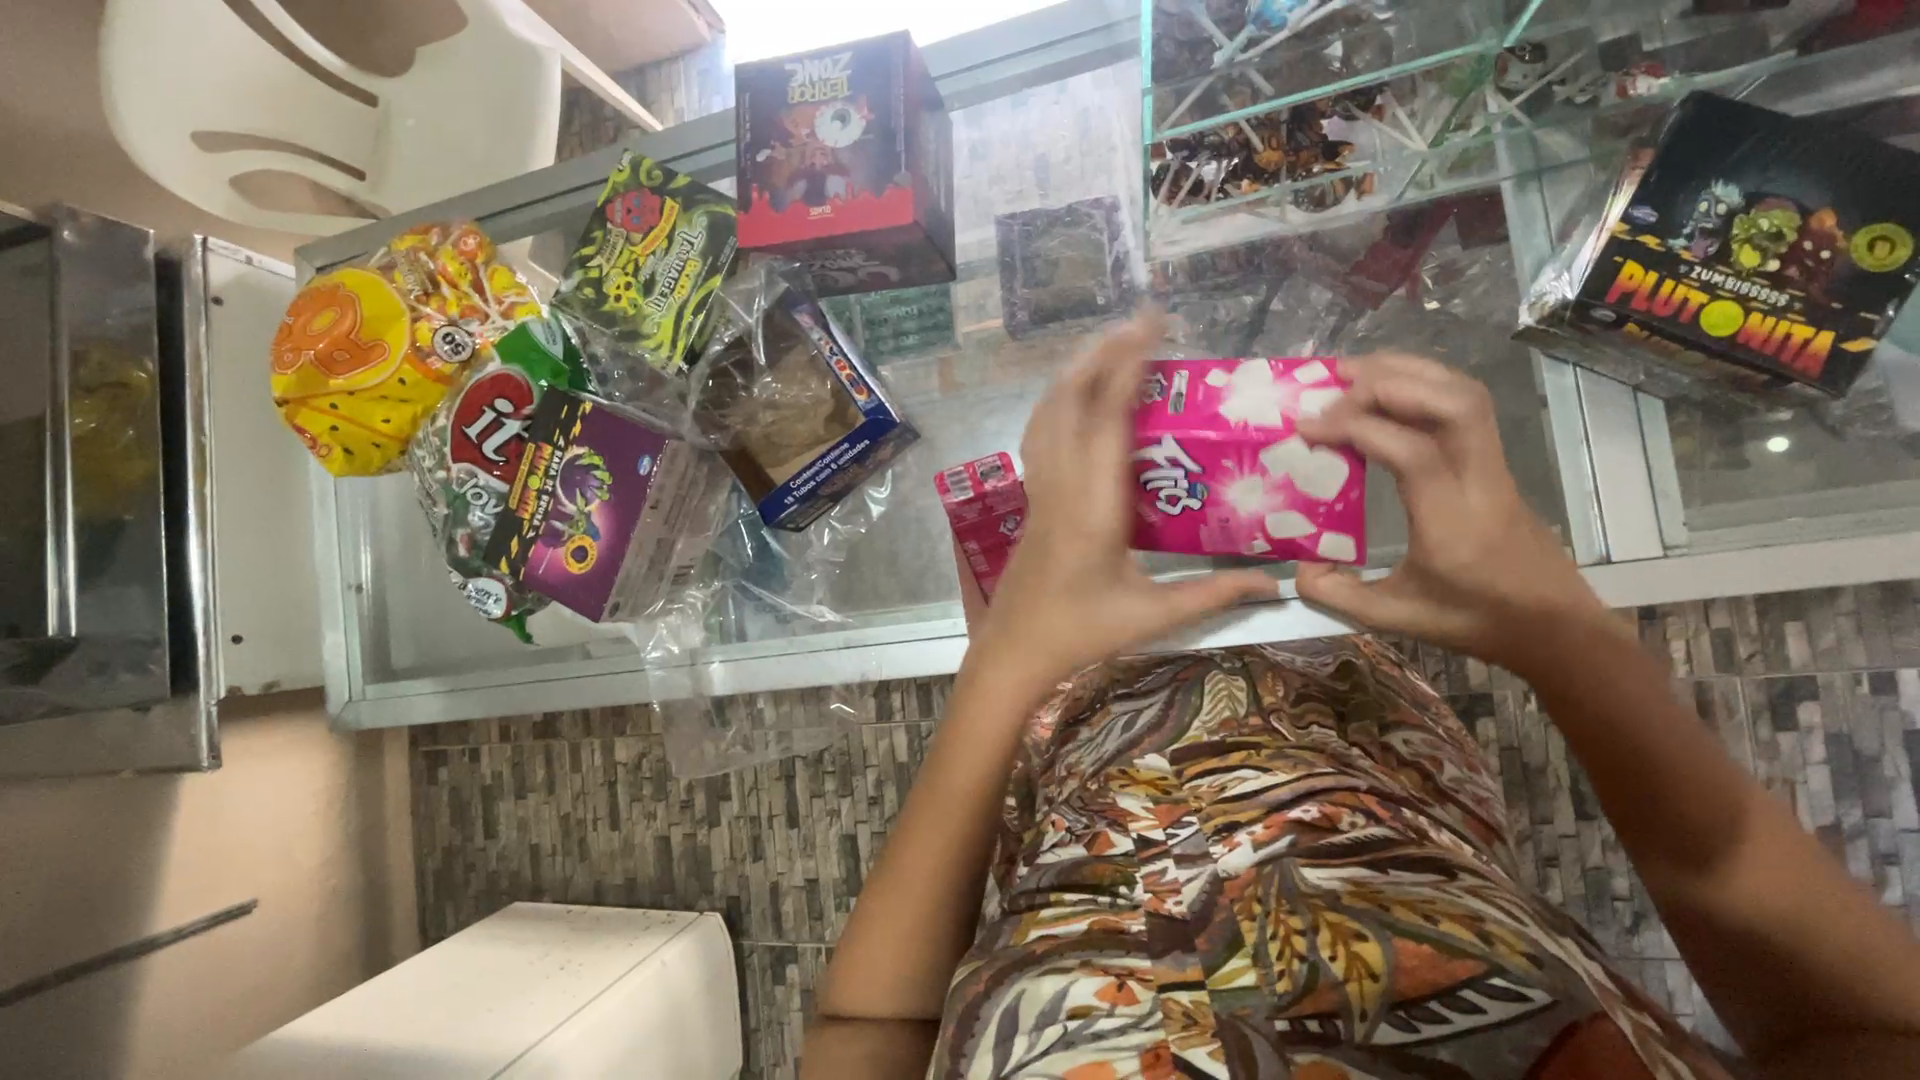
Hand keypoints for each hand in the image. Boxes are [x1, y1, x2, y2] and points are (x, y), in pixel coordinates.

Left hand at [966, 311, 1274, 691]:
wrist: (1013, 650)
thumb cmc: (1081, 635)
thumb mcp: (1152, 617)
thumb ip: (1213, 594)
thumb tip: (1276, 583)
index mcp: (1094, 508)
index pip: (1108, 420)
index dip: (1127, 367)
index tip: (1150, 326)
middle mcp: (1061, 486)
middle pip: (1070, 401)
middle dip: (1101, 353)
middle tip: (1140, 322)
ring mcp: (1039, 489)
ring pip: (1046, 413)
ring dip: (1075, 371)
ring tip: (1111, 345)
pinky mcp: (1030, 497)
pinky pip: (1039, 434)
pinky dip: (1057, 400)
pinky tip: (1076, 395)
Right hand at [1293, 352, 1607, 672]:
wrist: (1553, 626)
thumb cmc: (1474, 621)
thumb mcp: (1395, 619)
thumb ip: (1338, 595)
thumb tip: (1297, 568)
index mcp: (1451, 521)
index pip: (1411, 451)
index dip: (1355, 427)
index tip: (1307, 428)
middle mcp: (1479, 481)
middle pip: (1452, 403)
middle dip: (1389, 381)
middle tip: (1332, 383)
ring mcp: (1494, 467)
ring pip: (1466, 395)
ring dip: (1409, 372)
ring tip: (1354, 372)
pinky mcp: (1495, 463)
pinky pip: (1467, 406)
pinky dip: (1425, 384)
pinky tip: (1389, 391)